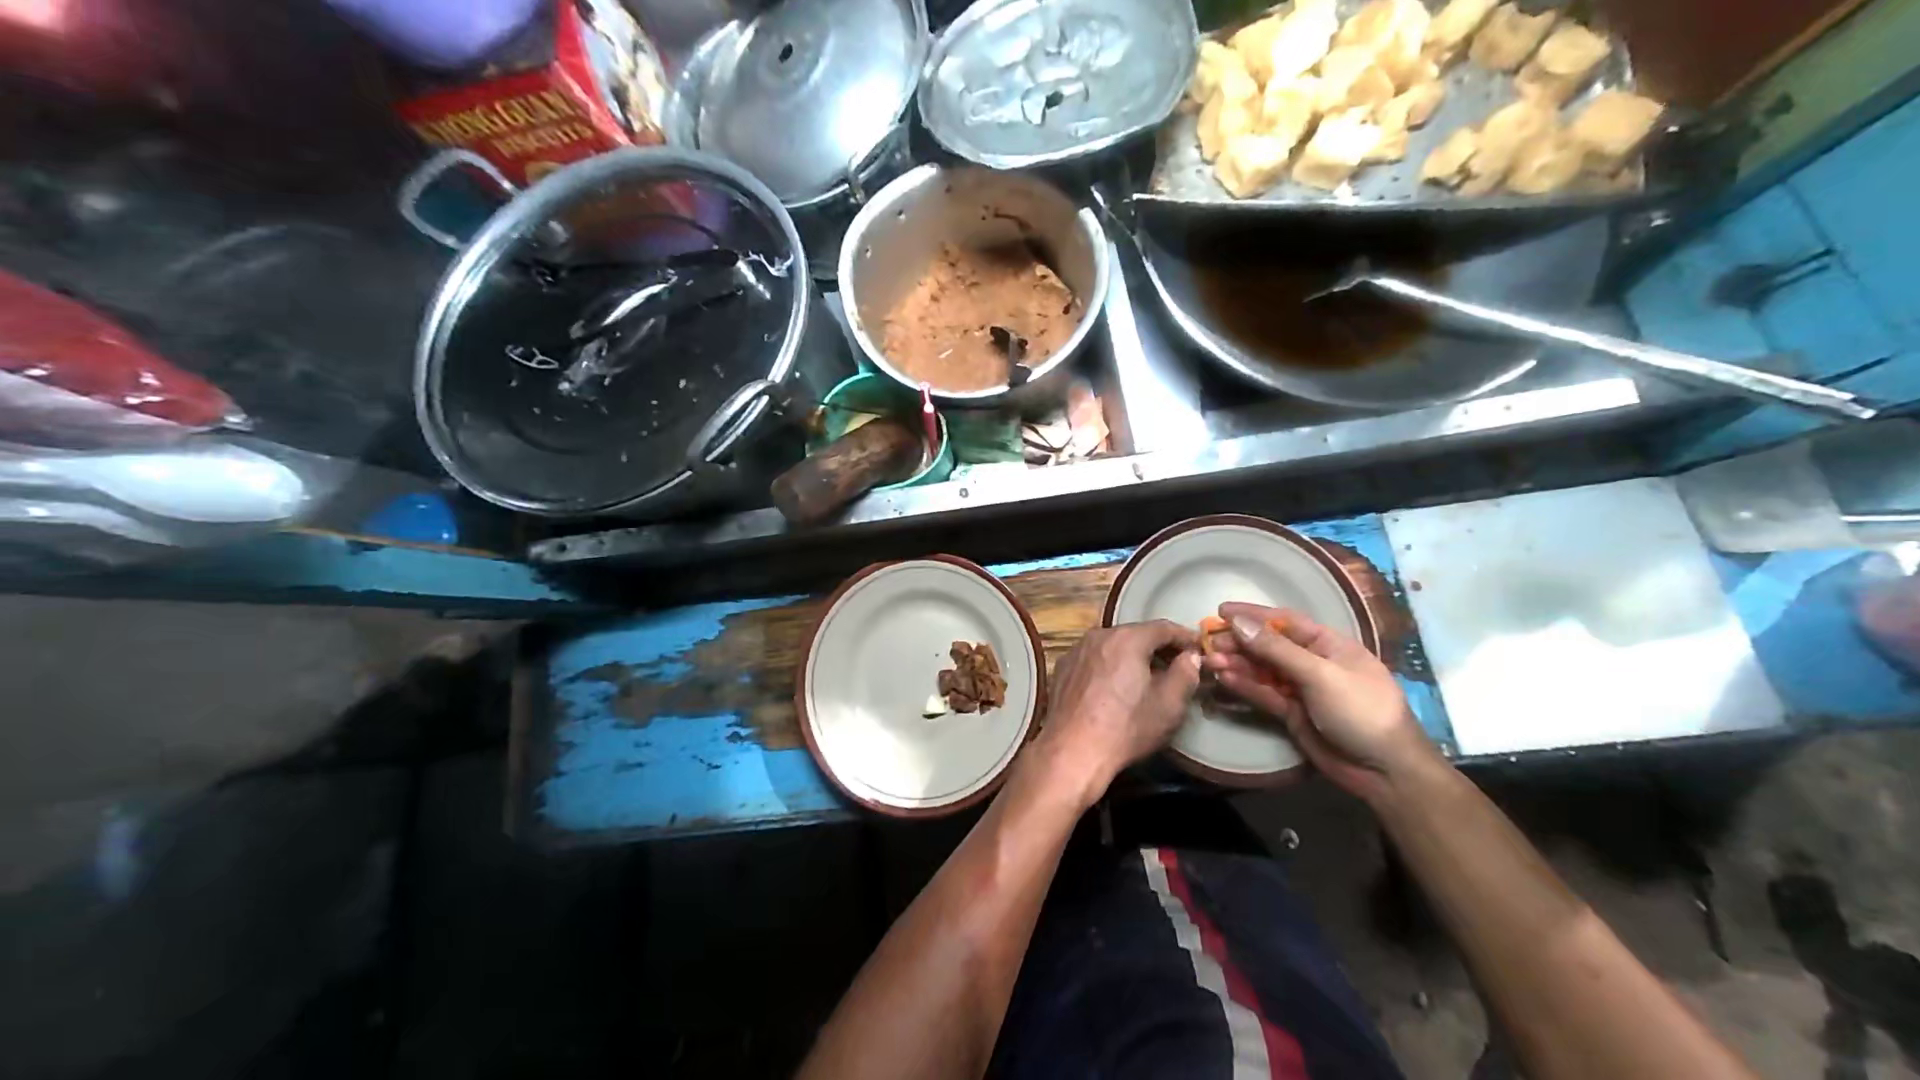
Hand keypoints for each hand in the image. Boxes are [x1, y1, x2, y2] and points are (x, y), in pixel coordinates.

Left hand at [1034, 620, 1201, 803]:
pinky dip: (1110, 666)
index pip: (1164, 627)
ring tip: (1148, 678)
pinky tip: (1116, 688)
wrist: (1072, 751)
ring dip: (1133, 657)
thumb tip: (1190, 657)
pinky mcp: (1062, 668)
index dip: (1185, 637)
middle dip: (1159, 647)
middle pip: (1136, 634)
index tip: (1199, 649)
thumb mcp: (1169, 705)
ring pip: (1113, 646)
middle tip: (1178, 665)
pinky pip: (1094, 659)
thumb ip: (1186, 674)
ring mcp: (1076, 651)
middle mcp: (1098, 635)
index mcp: (1127, 639)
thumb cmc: (1126, 728)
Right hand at [1202, 602, 1437, 801]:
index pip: (1285, 621)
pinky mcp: (1292, 713)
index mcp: (1330, 645)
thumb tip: (1240, 623)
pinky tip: (1223, 679)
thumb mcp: (1320, 674)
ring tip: (1209, 661)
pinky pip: (1263, 693)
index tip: (1221, 611)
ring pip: (1262, 670)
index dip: (1254, 615)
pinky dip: (1244, 685)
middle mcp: (1313, 662)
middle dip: (1239, 642)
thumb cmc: (1361, 710)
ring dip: (1236, 664)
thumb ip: (1278, 650)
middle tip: (1207, 642)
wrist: (1385, 770)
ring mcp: (1302, 689)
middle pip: (1269, 646)